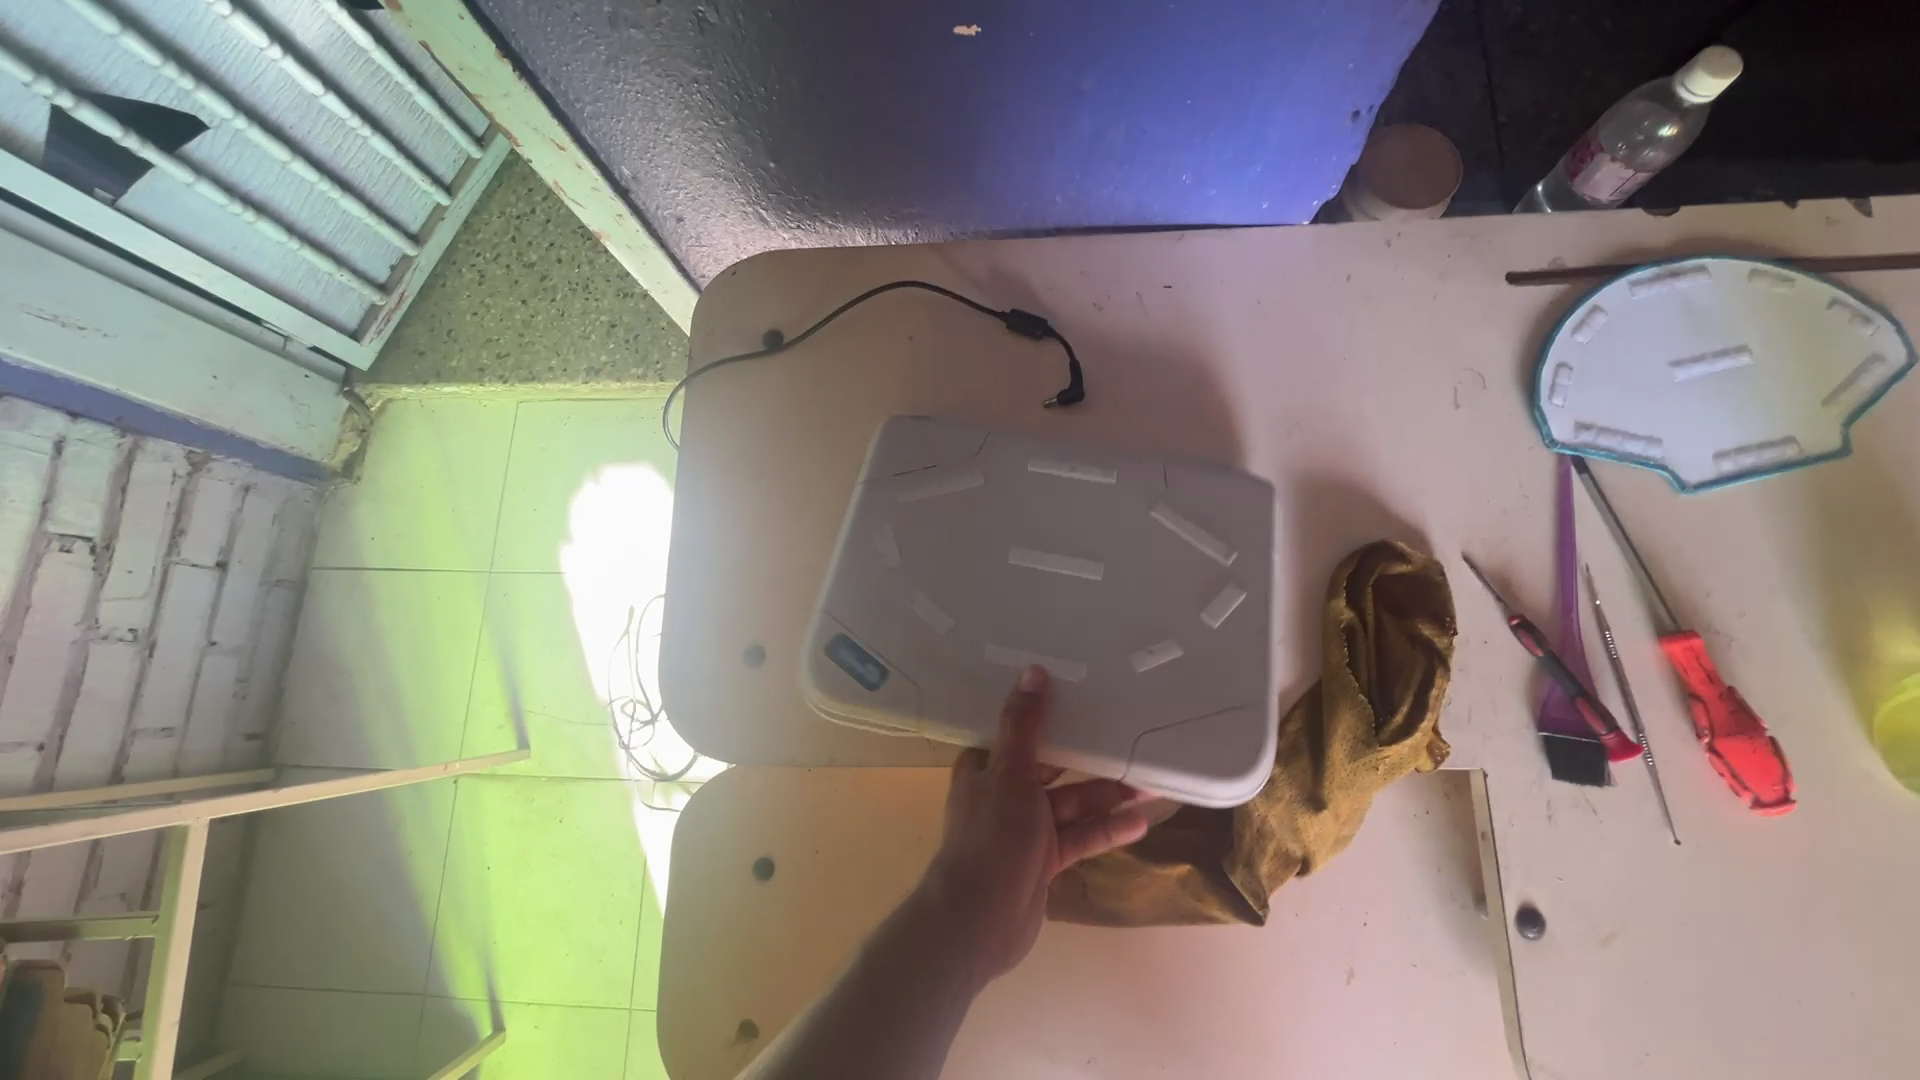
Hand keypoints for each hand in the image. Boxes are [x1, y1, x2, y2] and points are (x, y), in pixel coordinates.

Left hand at [918, 665, 1152, 986]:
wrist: (979, 920)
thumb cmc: (992, 836)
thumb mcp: (1010, 773)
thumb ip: (1023, 724)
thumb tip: (1033, 671)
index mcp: (986, 768)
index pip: (1018, 732)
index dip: (1047, 716)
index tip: (1082, 698)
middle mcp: (1003, 793)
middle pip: (1052, 768)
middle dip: (1089, 760)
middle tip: (1128, 743)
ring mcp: (1024, 829)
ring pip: (1071, 804)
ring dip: (1106, 796)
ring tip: (1149, 786)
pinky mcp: (1043, 860)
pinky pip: (1078, 837)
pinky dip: (1105, 830)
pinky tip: (1138, 822)